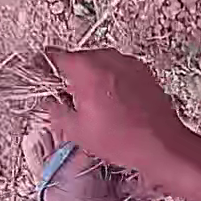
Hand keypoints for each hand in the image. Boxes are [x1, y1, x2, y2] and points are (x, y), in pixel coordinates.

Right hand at [42, 47, 200, 178]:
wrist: (160, 145)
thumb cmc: (124, 139)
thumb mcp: (76, 130)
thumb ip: (55, 110)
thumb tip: (50, 103)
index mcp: (87, 69)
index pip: (54, 55)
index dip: (44, 66)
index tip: (40, 73)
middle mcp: (108, 59)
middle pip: (78, 58)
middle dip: (70, 76)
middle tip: (68, 99)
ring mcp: (128, 63)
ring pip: (99, 63)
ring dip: (92, 78)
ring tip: (95, 106)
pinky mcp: (142, 71)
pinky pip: (118, 70)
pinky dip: (111, 81)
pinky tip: (113, 104)